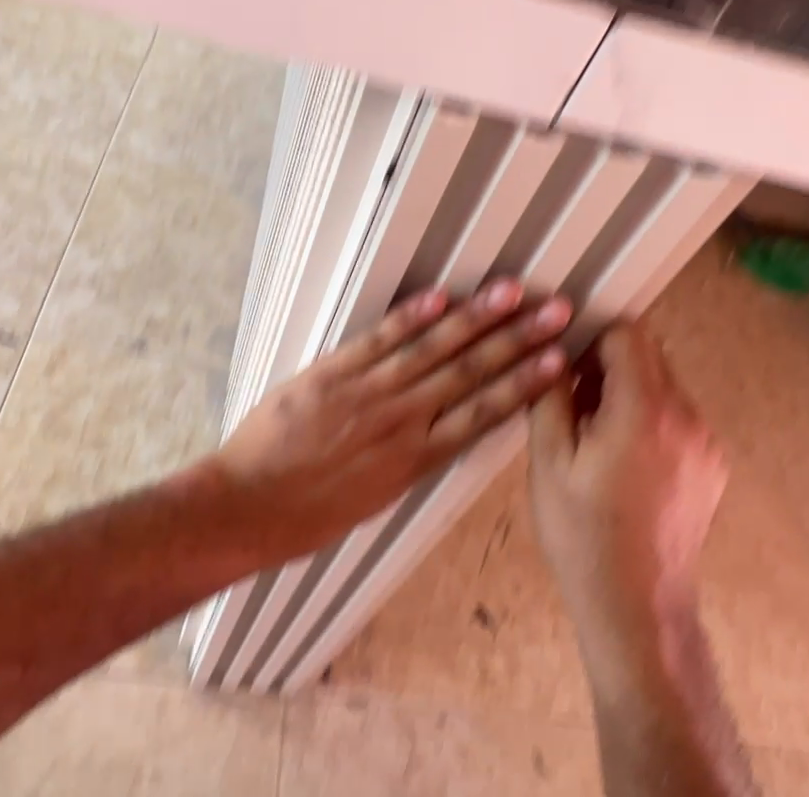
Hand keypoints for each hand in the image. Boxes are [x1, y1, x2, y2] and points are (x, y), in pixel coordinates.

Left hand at [203, 279, 572, 560]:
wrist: (248, 508)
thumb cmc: (309, 516)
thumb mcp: (373, 500)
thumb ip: (409, 461)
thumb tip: (437, 433)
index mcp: (416, 460)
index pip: (484, 415)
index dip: (525, 385)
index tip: (560, 360)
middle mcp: (403, 423)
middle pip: (471, 374)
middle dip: (517, 341)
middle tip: (558, 311)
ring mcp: (368, 395)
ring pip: (432, 351)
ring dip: (475, 319)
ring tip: (512, 292)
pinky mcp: (331, 374)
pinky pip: (378, 340)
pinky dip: (409, 317)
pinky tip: (438, 295)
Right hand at [527, 320, 726, 662]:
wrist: (636, 605)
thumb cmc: (582, 532)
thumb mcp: (547, 461)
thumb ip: (552, 394)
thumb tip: (557, 354)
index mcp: (645, 409)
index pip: (627, 333)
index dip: (591, 337)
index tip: (566, 363)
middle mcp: (687, 416)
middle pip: (650, 354)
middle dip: (608, 365)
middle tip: (573, 404)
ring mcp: (707, 442)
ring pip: (664, 385)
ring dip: (628, 393)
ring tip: (595, 439)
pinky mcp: (713, 465)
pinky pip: (677, 418)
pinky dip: (649, 420)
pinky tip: (623, 463)